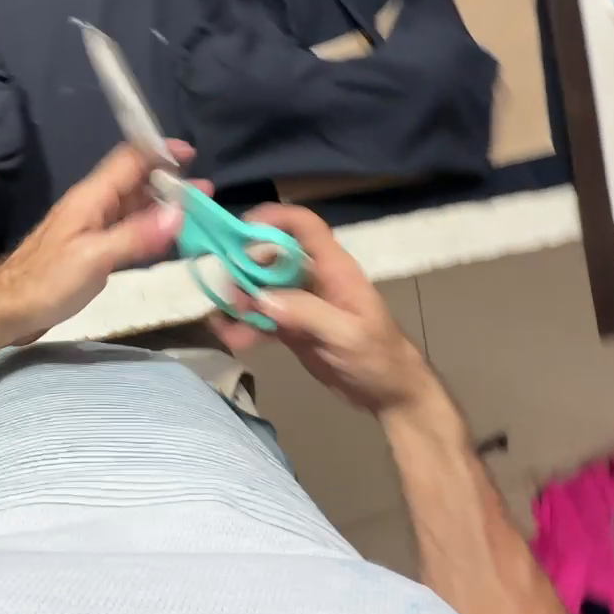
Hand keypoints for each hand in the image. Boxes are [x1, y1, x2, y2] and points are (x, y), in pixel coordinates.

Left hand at [0, 142, 202, 352]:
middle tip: (206, 192)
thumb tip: (179, 213)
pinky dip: (150, 229)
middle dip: (170, 182)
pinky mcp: (92, 250)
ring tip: (196, 213)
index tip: (190, 154)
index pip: (129, 160)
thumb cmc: (46, 282)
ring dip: (163, 207)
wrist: (6, 311)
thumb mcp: (94, 259)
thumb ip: (135, 236)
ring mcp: (92, 228)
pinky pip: (127, 230)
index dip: (158, 151)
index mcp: (92, 198)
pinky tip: (168, 238)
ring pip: (133, 207)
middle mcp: (93, 206)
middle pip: (135, 182)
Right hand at [207, 203, 447, 419]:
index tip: (241, 230)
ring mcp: (301, 302)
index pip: (304, 226)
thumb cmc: (378, 357)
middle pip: (273, 255)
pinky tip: (229, 337)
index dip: (274, 219)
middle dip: (245, 267)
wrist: (389, 394)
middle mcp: (313, 278)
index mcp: (333, 268)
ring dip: (240, 299)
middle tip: (227, 290)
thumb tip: (261, 298)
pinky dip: (244, 324)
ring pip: (262, 286)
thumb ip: (305, 313)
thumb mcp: (346, 335)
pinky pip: (262, 316)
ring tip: (224, 320)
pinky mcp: (292, 326)